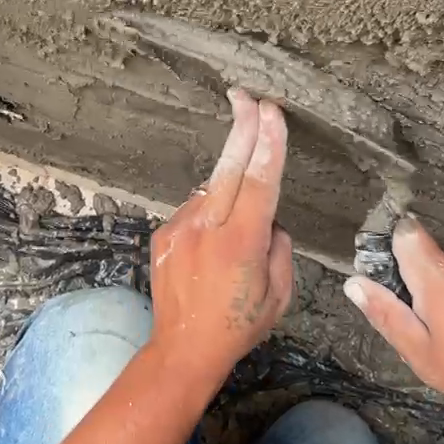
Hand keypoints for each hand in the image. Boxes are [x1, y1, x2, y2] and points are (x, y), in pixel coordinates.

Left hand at [148, 88, 295, 383]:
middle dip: (242, 127)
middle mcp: (207, 229)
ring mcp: (180, 229)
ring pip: (212, 189)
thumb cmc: (238, 325)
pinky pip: (196, 209)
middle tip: (246, 95)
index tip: (271, 112)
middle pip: (229, 167)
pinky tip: (213, 244)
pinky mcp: (163, 233)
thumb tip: (269, 221)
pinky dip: (211, 212)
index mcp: (241, 244)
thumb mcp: (279, 293)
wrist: (182, 348)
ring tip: (234, 217)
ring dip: (229, 182)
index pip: (260, 183)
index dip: (268, 143)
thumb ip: (278, 247)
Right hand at [343, 216, 443, 415]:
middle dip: (403, 272)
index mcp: (439, 276)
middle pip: (416, 246)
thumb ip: (385, 313)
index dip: (386, 247)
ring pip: (433, 259)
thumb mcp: (417, 349)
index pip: (405, 230)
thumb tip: (353, 283)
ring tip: (430, 322)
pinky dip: (442, 288)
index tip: (381, 276)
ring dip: (423, 283)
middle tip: (406, 313)